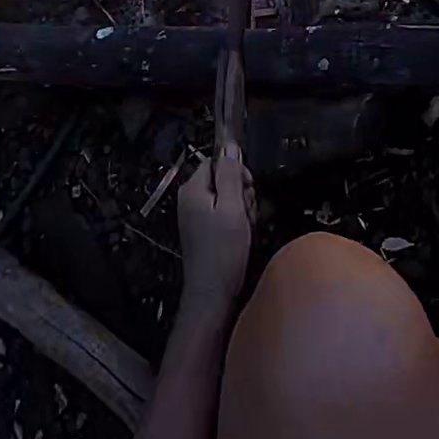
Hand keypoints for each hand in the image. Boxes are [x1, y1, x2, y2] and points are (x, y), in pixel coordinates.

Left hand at [176, 146, 253, 310]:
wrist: (213, 293)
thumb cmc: (222, 250)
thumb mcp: (231, 207)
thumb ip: (230, 175)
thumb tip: (230, 145)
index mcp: (193, 189)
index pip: (217, 161)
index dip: (236, 171)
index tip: (247, 188)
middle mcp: (191, 199)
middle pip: (223, 179)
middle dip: (241, 192)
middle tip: (245, 212)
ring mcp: (197, 215)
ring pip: (228, 197)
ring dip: (242, 209)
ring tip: (244, 227)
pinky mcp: (204, 230)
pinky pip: (225, 214)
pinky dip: (237, 222)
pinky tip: (241, 235)